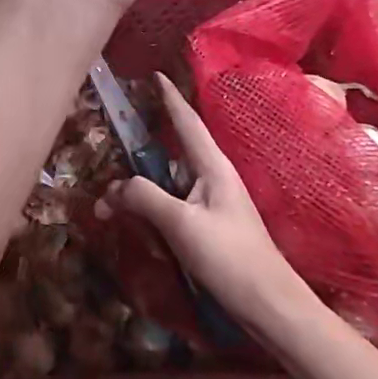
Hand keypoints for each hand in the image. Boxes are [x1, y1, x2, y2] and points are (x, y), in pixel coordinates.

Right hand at [99, 73, 315, 326]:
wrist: (268, 304)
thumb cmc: (229, 256)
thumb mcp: (181, 224)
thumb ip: (145, 198)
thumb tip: (113, 188)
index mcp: (212, 166)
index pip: (187, 121)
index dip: (170, 97)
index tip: (155, 74)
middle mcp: (213, 177)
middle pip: (172, 152)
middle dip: (143, 147)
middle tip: (113, 141)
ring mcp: (212, 204)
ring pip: (169, 182)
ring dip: (142, 186)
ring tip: (109, 198)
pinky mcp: (208, 227)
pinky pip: (173, 205)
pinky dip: (151, 207)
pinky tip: (134, 219)